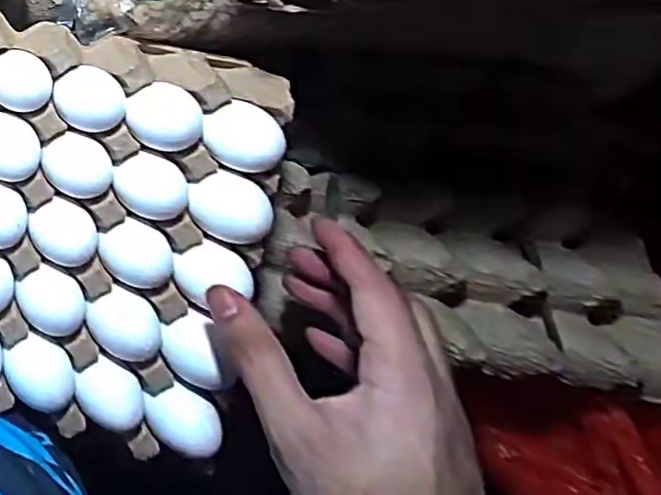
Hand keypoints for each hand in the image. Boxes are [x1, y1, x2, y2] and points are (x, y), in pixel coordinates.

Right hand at [206, 217, 482, 494]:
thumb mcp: (292, 427)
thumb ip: (257, 356)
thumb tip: (222, 294)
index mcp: (406, 379)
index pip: (379, 295)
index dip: (348, 254)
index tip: (320, 223)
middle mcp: (434, 390)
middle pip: (398, 311)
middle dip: (348, 277)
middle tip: (301, 260)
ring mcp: (439, 416)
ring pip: (402, 340)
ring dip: (353, 309)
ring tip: (303, 294)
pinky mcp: (433, 437)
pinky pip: (402, 368)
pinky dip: (363, 342)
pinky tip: (324, 346)